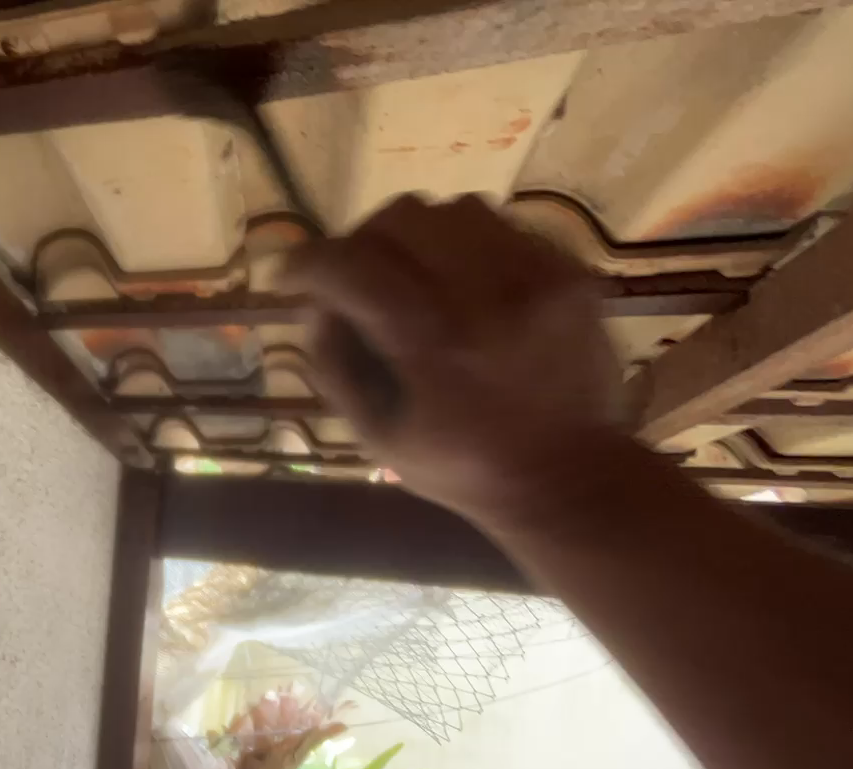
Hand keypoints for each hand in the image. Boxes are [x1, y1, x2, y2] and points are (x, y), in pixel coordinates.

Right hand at [282, 194, 634, 530]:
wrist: (566, 474)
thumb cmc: (455, 465)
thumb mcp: (372, 434)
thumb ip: (335, 364)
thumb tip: (315, 304)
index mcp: (435, 345)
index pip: (355, 268)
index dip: (306, 262)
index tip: (283, 276)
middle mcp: (490, 295)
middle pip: (401, 218)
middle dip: (357, 244)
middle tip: (347, 281)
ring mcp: (538, 275)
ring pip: (451, 210)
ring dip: (409, 238)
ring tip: (400, 279)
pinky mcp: (569, 270)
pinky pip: (496, 226)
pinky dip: (456, 247)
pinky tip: (451, 287)